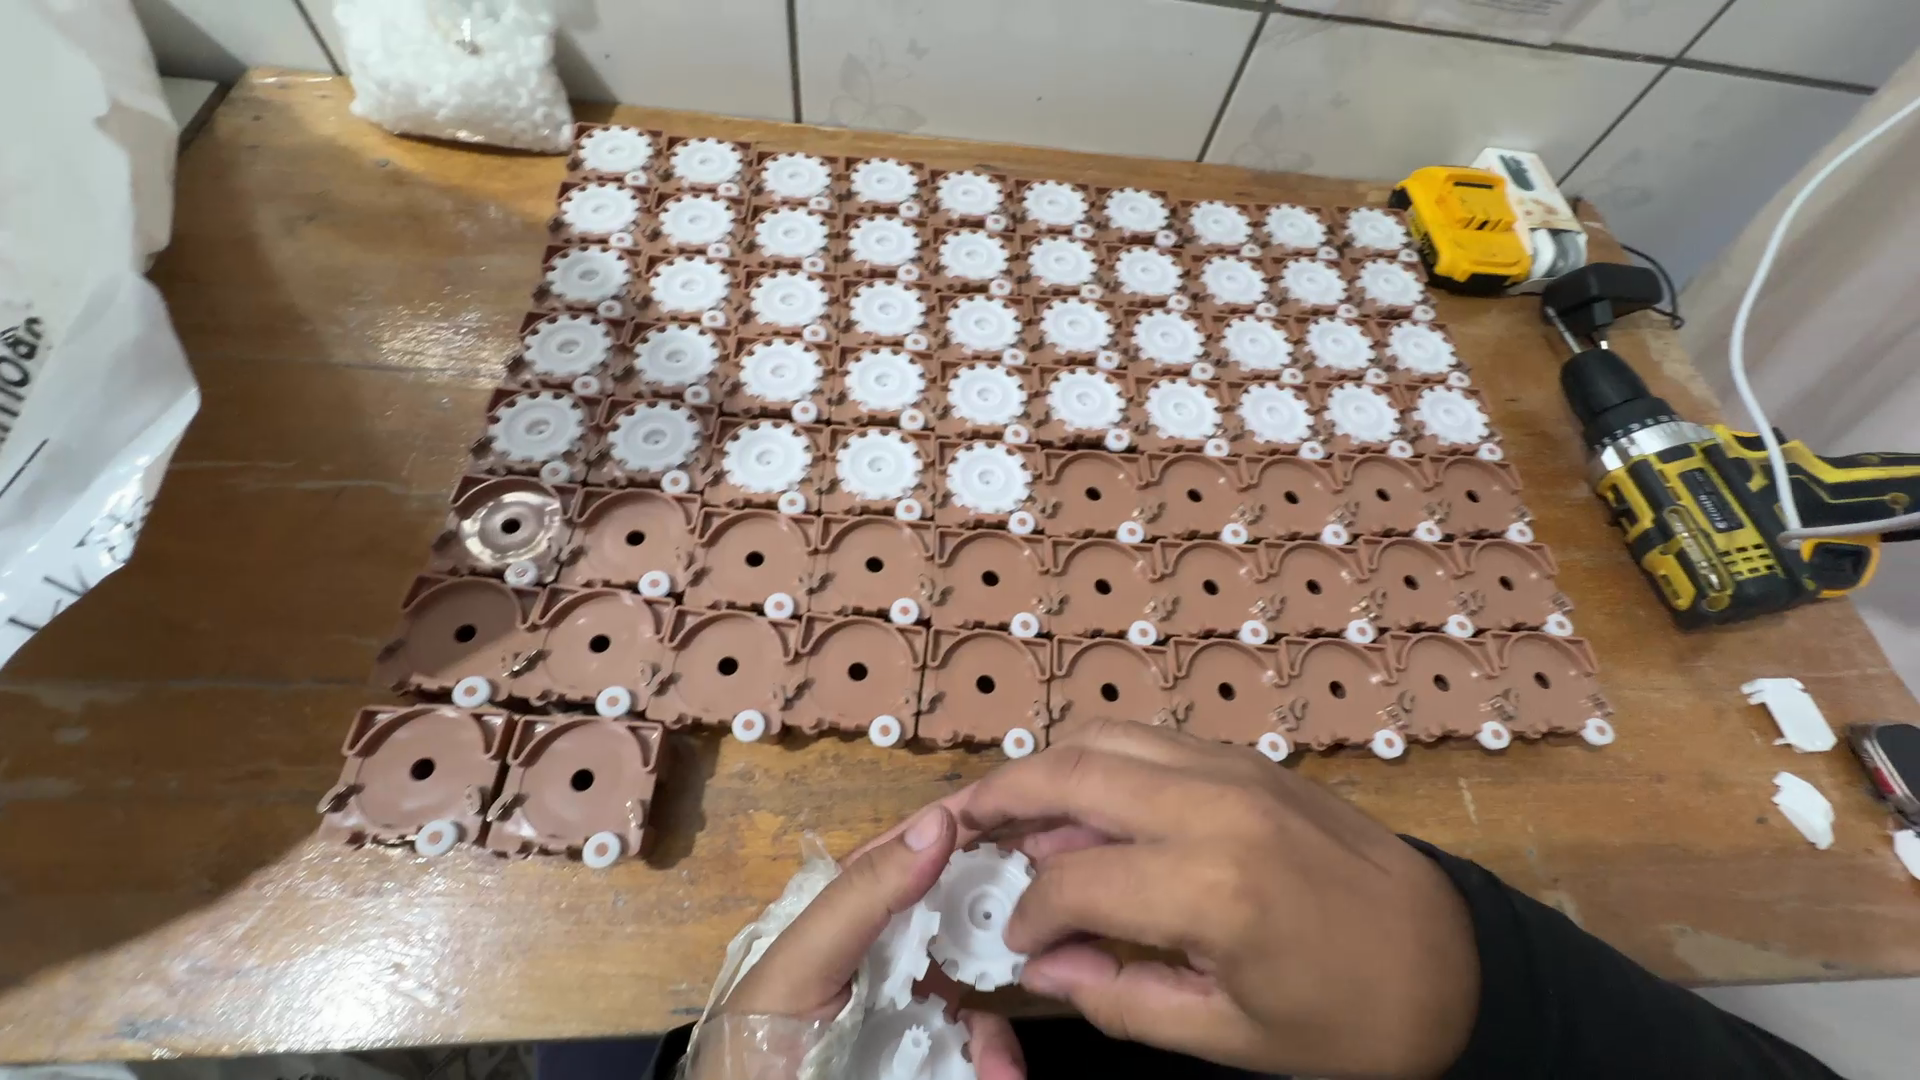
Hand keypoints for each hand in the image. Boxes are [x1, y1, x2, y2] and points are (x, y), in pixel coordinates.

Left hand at [714, 804, 1024, 1079]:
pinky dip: (997, 1059)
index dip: (980, 832)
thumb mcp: (803, 960)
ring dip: (1006, 1008)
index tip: (1035, 824)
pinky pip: (982, 1043)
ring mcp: (922, 998)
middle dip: (1012, 918)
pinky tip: (998, 1075)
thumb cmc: (763, 1037)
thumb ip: (865, 894)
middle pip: (972, 909)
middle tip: (1049, 932)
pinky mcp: (937, 1051)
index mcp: (868, 903)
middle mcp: (903, 941)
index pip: (932, 850)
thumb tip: (942, 820)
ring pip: (989, 978)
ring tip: (1004, 1059)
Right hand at [944, 721, 1481, 1078]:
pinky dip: (1093, 757)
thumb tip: (1040, 965)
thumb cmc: (1348, 1020)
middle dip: (1000, 795)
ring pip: (1103, 738)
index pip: (1074, 882)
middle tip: (957, 821)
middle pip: (1072, 773)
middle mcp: (1209, 804)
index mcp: (1211, 887)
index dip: (1028, 913)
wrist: (1453, 957)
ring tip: (1007, 803)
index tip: (1013, 940)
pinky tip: (1078, 793)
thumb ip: (1121, 997)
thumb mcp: (1233, 1038)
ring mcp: (1228, 766)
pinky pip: (1144, 738)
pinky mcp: (1242, 755)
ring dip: (1044, 766)